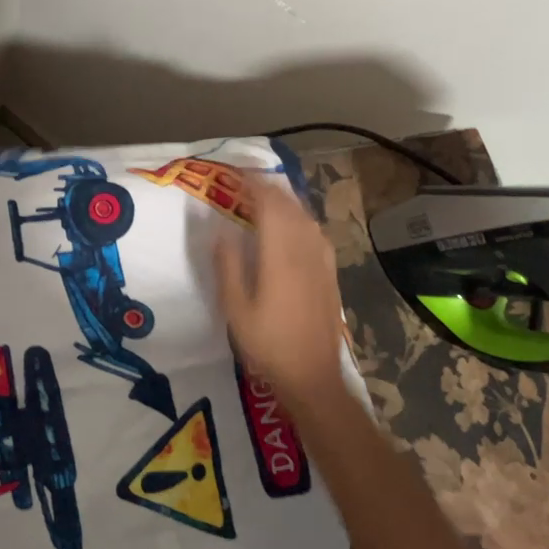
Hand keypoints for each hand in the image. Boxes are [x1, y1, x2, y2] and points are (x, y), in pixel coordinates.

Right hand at [213, 177, 347, 399]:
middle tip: (244, 179)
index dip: (252, 184)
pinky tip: (290, 224)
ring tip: (263, 195)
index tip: (235, 172)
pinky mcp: (329, 272)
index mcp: (279, 255)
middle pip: (289, 205)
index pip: (268, 204)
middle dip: (268, 187)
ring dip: (284, 200)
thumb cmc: (268, 345)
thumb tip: (220, 230)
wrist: (314, 377)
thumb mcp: (235, 309)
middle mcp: (304, 249)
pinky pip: (314, 231)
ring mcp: (321, 261)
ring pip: (305, 215)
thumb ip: (227, 265)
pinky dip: (299, 217)